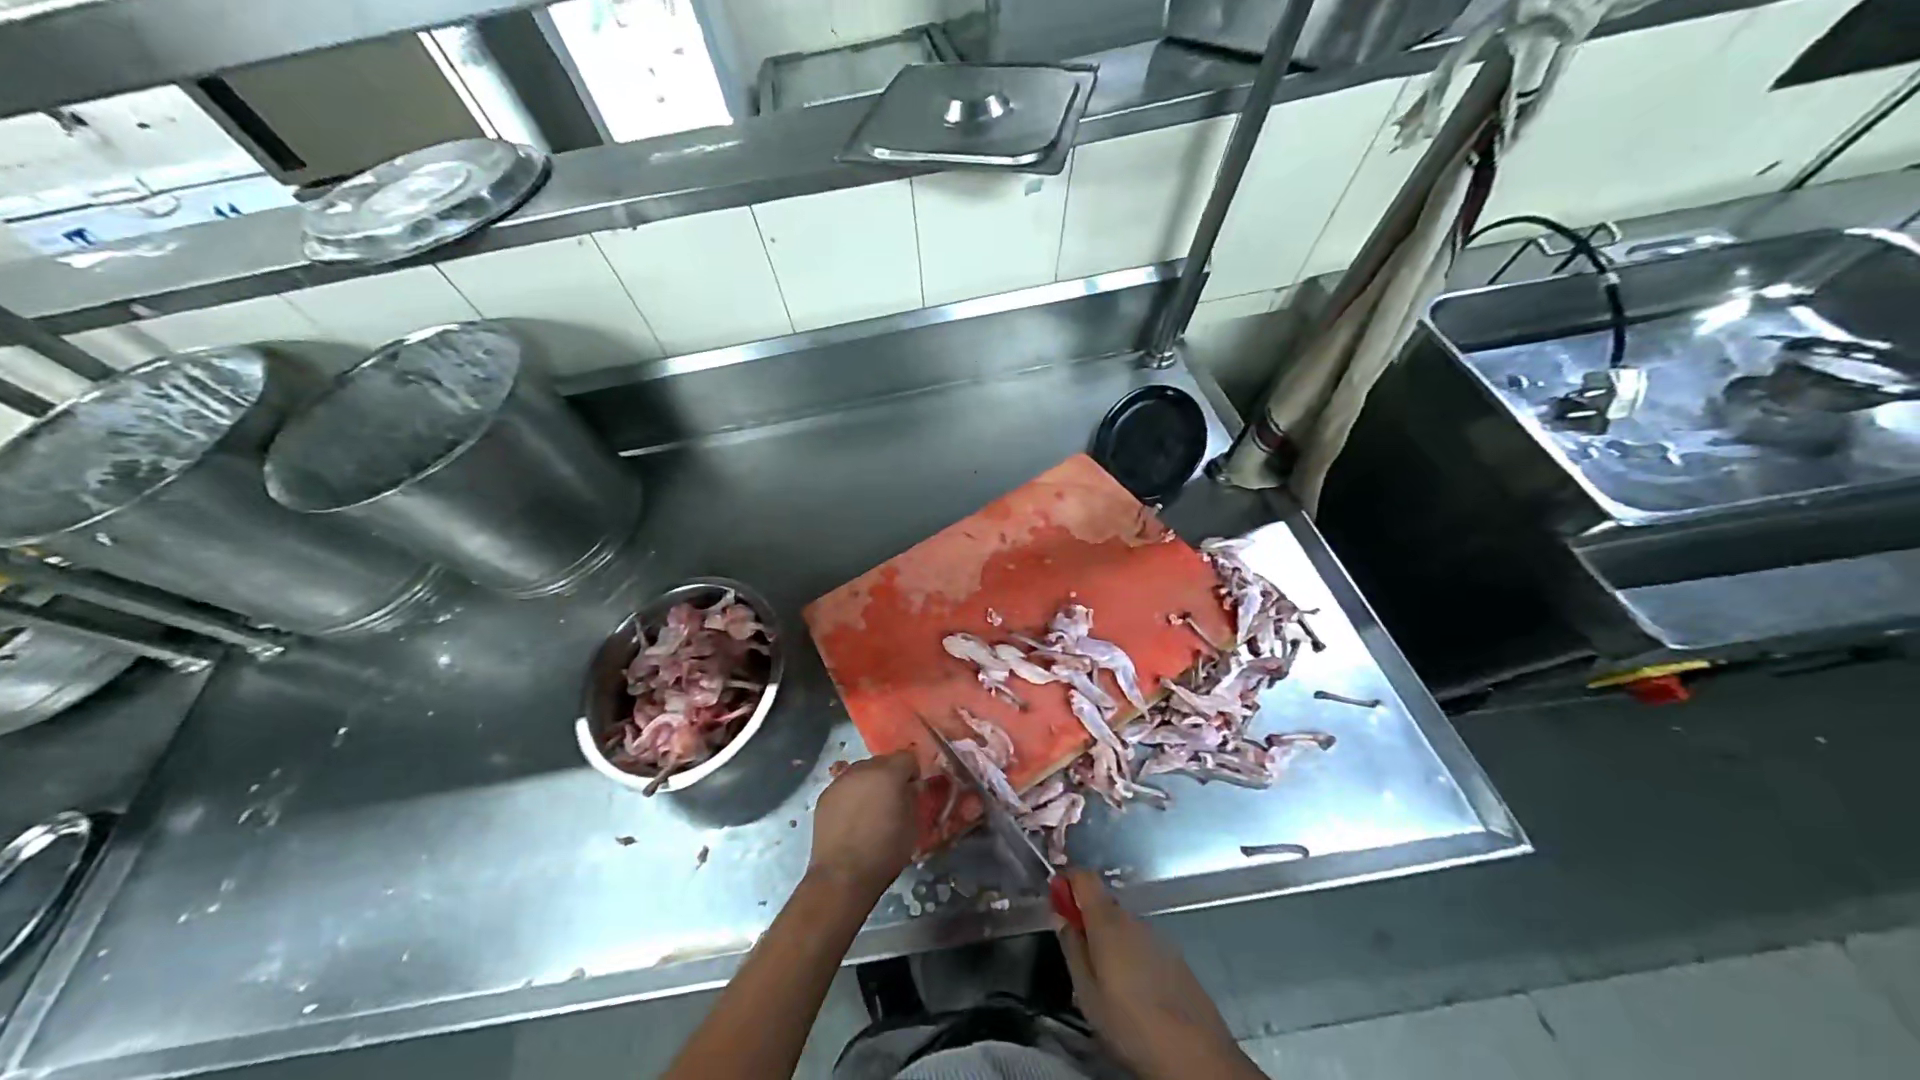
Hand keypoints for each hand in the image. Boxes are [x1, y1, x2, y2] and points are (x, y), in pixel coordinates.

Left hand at [807, 751, 917, 897]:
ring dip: (869, 783)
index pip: (907, 757)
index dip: (913, 772)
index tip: (913, 789)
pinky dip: (852, 795)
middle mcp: (862, 769)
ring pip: (861, 772)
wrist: (842, 874)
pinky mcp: (825, 795)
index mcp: (888, 774)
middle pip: (882, 761)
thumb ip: (913, 797)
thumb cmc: (885, 851)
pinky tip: (852, 818)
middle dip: (890, 775)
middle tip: (892, 799)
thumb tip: (910, 787)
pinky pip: (845, 787)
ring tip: (870, 808)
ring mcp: (840, 781)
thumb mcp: (913, 825)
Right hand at [1056, 870, 1262, 1079]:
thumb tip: (1060, 915)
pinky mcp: (1174, 956)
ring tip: (1102, 979)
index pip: (1085, 877)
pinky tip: (1130, 989)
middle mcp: (1133, 920)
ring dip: (1107, 939)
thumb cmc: (1130, 1023)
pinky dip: (1128, 953)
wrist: (1196, 1055)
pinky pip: (1141, 942)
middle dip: (1085, 917)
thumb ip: (1071, 947)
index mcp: (1108, 922)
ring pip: (1122, 925)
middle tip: (1075, 952)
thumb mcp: (1086, 992)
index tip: (1055, 899)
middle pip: (1103, 902)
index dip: (1067, 880)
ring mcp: (1157, 936)